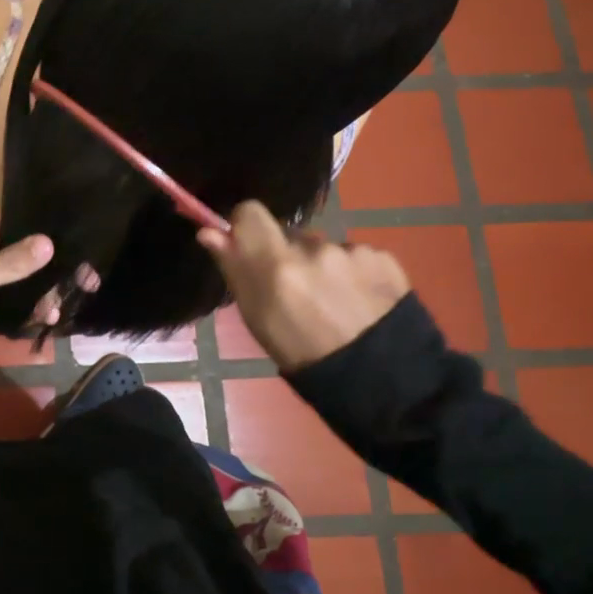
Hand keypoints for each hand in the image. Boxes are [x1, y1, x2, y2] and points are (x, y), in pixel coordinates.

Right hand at [198, 202, 410, 370]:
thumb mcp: (258, 319)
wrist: (384, 381)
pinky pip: (355, 256)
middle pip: (289, 235)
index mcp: (277, 266)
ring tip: (336, 304)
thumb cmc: (304, 355)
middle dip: (289, 256)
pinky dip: (354, 274)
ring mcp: (352, 251)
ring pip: (324, 248)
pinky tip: (360, 302)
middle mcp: (314, 249)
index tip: (248, 246)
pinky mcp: (383, 257)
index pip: (250, 212)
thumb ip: (235, 269)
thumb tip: (208, 233)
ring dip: (323, 267)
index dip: (246, 226)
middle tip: (299, 293)